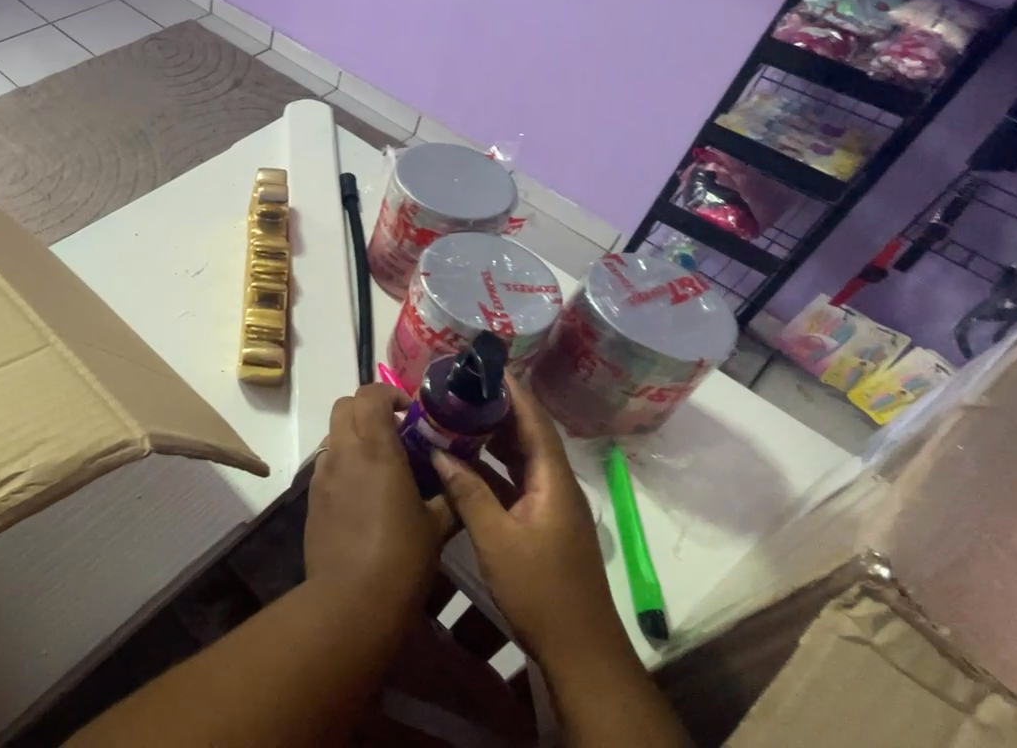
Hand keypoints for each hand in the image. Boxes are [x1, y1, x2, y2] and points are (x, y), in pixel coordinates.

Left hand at [305, 383, 450, 612]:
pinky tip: (366, 493)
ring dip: (356, 436)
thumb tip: (458, 479)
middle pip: (345, 406)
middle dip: (369, 409)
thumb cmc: (402, 556)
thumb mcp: (437, 525)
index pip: (369, 394)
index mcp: (375, 448)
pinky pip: (327, 465)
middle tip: (397, 431)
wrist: (352, 597)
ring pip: (334, 435)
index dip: (390, 393)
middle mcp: (343, 452)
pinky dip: (345, 463)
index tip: (411, 412)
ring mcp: (322, 474)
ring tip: (383, 464)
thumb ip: (448, 494)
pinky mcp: (312, 497)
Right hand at [429, 382, 622, 664]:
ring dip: (489, 439)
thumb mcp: (496, 538)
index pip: (535, 423)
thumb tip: (439, 450)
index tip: (483, 367)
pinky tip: (459, 464)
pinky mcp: (540, 526)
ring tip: (451, 417)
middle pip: (527, 437)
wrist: (578, 649)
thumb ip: (467, 490)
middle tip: (455, 390)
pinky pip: (513, 483)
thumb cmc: (539, 590)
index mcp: (554, 482)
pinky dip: (488, 469)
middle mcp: (556, 488)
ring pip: (518, 460)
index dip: (512, 392)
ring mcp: (549, 508)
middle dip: (494, 411)